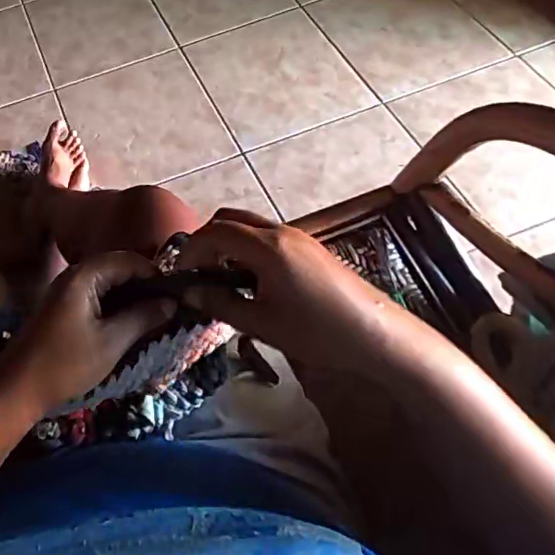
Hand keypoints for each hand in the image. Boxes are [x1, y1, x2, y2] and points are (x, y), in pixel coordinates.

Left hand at [2, 251, 175, 411]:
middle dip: (145, 283)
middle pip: (119, 267)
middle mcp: (75, 274)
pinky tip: (132, 319)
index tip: (177, 292)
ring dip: (132, 293)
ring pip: (109, 281)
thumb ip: (143, 317)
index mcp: (85, 276)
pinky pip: (99, 292)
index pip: (129, 260)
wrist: (16, 388)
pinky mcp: (65, 305)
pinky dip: (117, 302)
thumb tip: (171, 303)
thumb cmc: (65, 363)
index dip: (155, 273)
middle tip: (169, 303)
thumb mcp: (111, 342)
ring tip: (156, 312)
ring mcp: (68, 289)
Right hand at [173, 208, 416, 372]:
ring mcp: (299, 237)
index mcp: (266, 247)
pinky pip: (269, 237)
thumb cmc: (317, 332)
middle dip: (207, 239)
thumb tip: (188, 293)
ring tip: (221, 280)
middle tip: (196, 272)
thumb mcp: (262, 324)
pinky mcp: (310, 248)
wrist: (376, 335)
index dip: (191, 248)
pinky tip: (252, 282)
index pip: (216, 232)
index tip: (178, 272)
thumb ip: (221, 304)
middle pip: (231, 219)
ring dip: (229, 243)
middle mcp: (281, 232)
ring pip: (251, 226)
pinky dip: (249, 249)